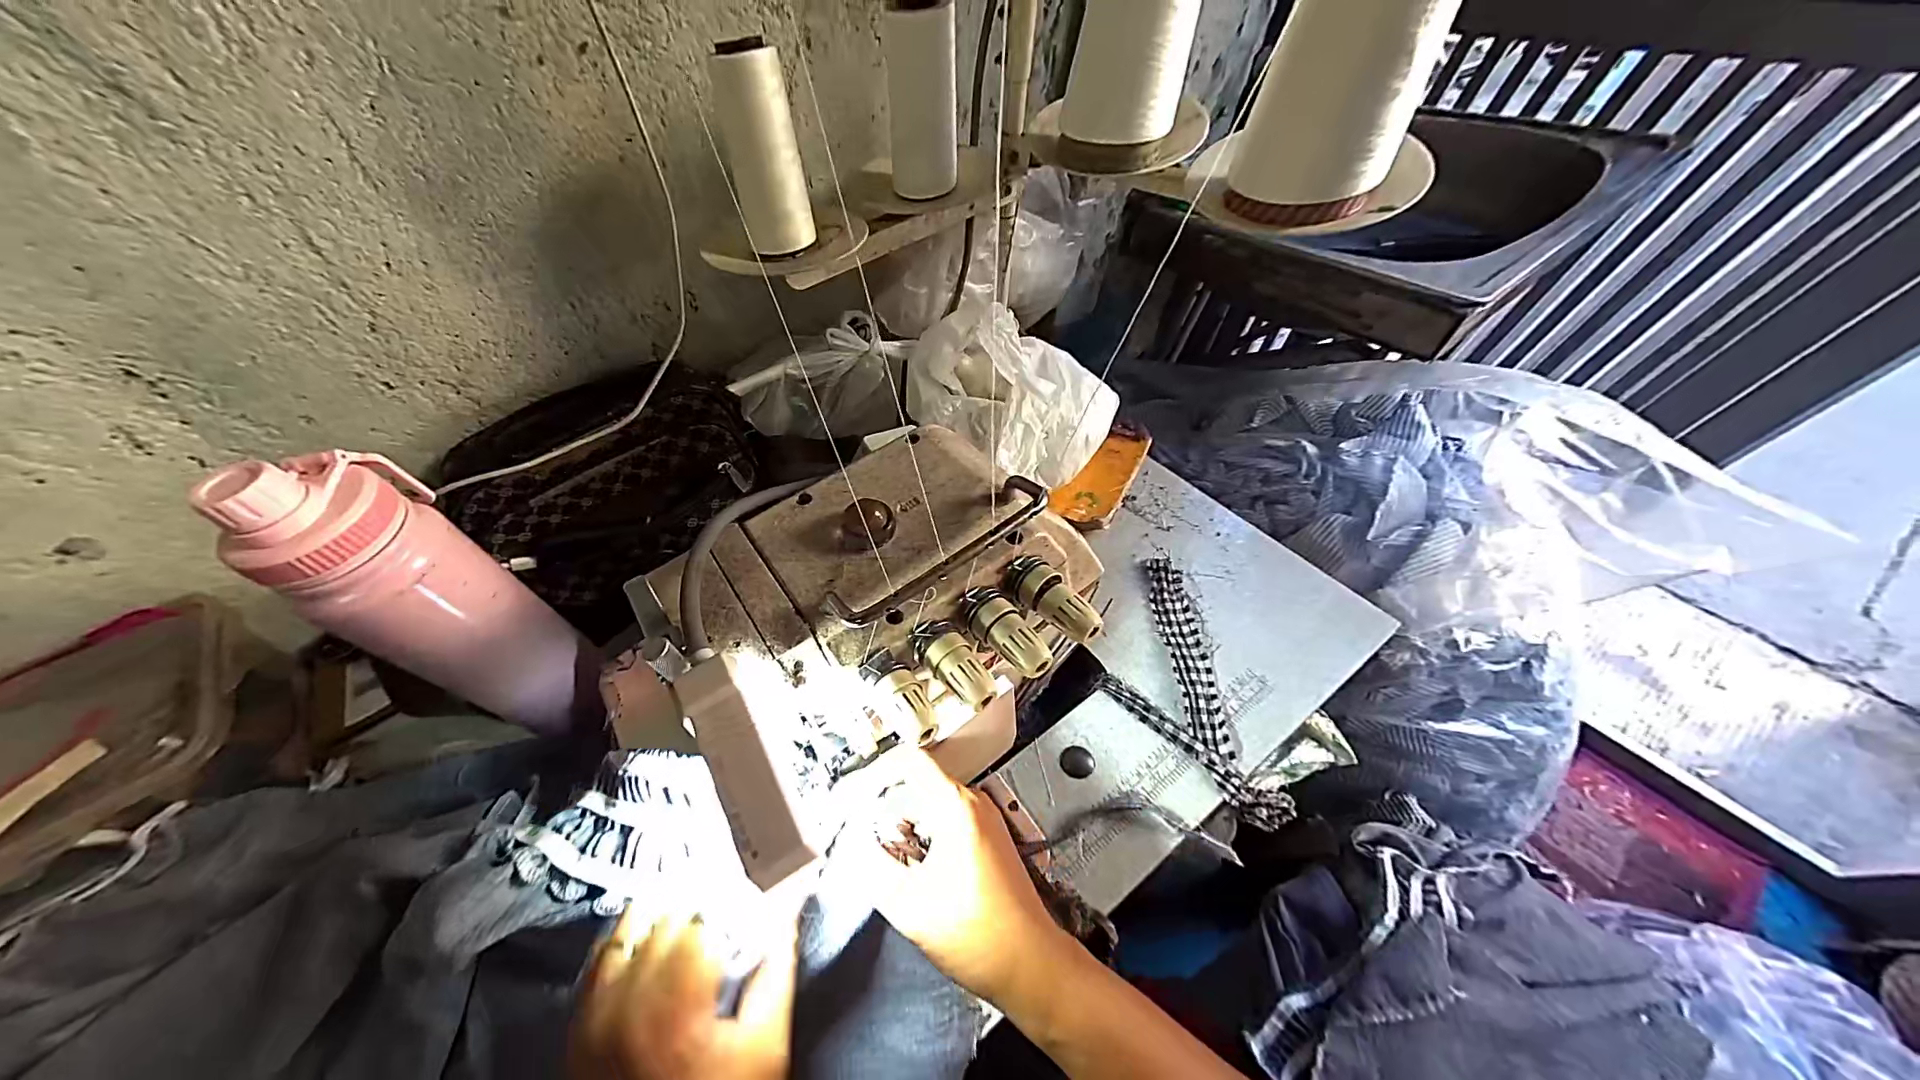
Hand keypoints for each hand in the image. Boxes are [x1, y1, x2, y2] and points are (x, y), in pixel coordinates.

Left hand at [571, 908, 797, 1079]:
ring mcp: (596, 1018)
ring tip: (689, 923)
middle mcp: (627, 1004)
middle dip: (698, 914)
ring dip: (662, 920)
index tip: (745, 913)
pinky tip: (646, 935)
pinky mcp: (579, 1031)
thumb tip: (786, 924)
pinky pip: (598, 962)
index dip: (727, 912)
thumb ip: (777, 976)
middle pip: (664, 923)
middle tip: (723, 920)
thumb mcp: (765, 1048)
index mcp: (675, 1006)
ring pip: (629, 934)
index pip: (700, 922)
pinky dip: (624, 941)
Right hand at [839, 746, 1070, 1003]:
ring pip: (929, 805)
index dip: (872, 775)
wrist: (1029, 963)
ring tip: (888, 858)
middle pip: (916, 783)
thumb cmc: (985, 937)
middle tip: (863, 833)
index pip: (907, 762)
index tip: (852, 795)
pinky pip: (944, 821)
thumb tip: (852, 843)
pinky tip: (915, 870)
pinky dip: (922, 837)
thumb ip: (872, 866)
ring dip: (902, 826)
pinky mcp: (986, 839)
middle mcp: (975, 805)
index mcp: (958, 807)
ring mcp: (984, 820)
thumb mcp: (909, 904)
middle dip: (885, 807)